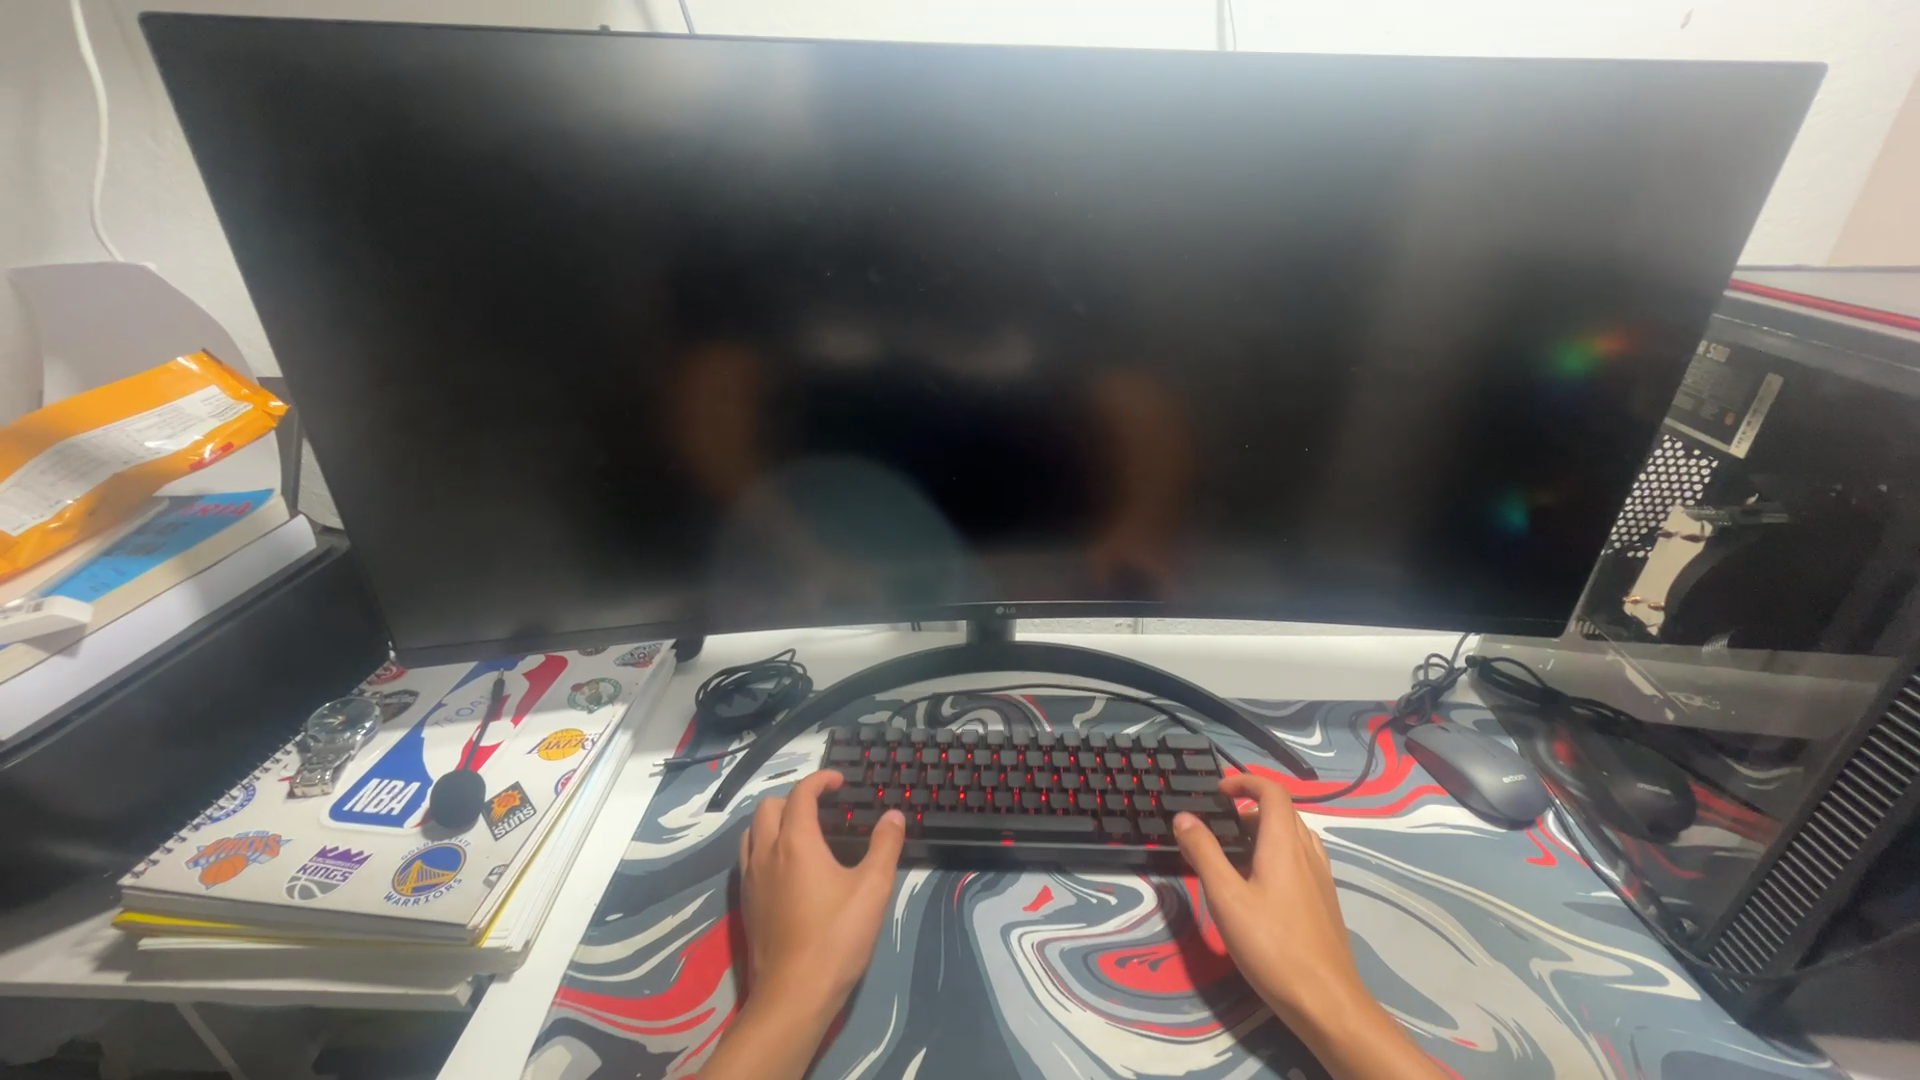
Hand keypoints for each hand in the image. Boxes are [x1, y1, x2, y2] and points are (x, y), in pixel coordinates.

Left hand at [703, 772, 904, 1079]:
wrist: (793, 995)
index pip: (801, 794)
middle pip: (769, 806)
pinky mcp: (746, 902)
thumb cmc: (836, 937)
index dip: (820, 780)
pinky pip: (747, 857)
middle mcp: (766, 852)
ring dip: (774, 820)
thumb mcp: (872, 889)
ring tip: (801, 832)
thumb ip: (885, 846)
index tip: (839, 782)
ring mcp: (751, 878)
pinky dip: (763, 845)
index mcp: (796, 842)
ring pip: (751, 830)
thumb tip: (893, 815)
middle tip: (822, 808)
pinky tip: (785, 867)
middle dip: (794, 797)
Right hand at [1174, 774, 1447, 1079]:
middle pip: (1281, 812)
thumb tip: (1185, 817)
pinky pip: (1298, 859)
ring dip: (1261, 833)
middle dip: (1247, 810)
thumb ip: (1203, 852)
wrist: (1327, 1002)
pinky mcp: (1323, 900)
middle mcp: (1307, 852)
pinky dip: (1275, 854)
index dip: (1245, 781)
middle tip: (1215, 829)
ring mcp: (1319, 877)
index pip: (1272, 791)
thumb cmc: (1271, 944)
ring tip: (1232, 855)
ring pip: (1291, 837)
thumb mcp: (1225, 897)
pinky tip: (1257, 886)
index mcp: (1284, 843)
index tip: (1217, 791)